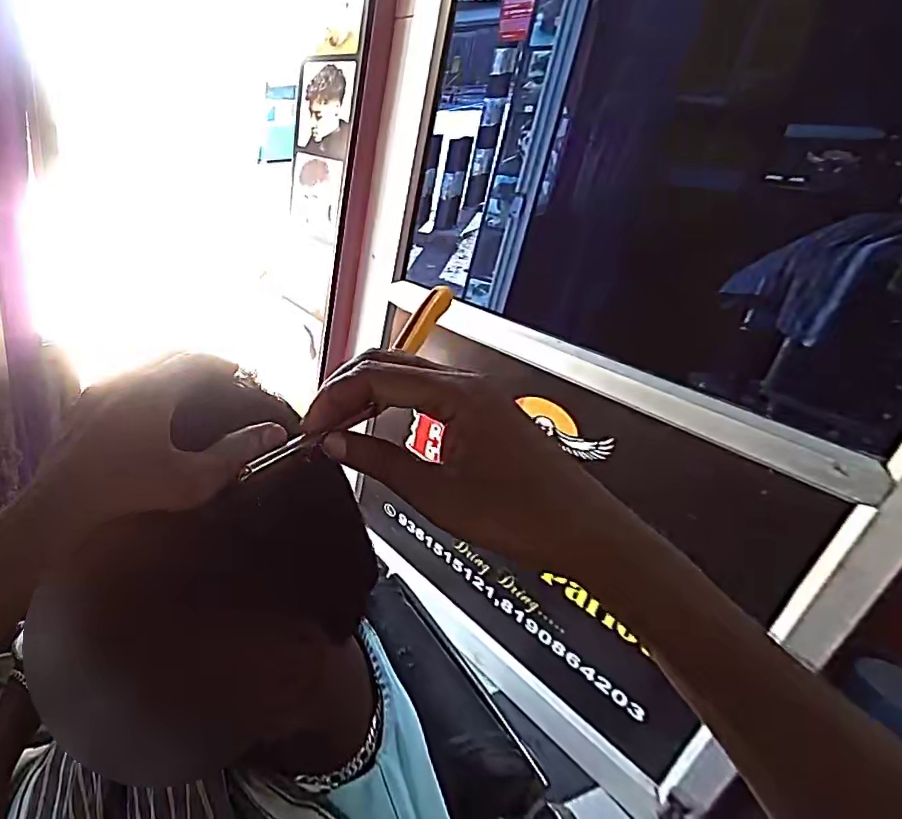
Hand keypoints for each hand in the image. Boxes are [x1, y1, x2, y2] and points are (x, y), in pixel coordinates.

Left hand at [16, 353, 286, 549]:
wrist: (64, 496)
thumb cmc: (131, 488)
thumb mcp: (190, 478)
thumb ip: (234, 454)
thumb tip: (273, 433)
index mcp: (154, 389)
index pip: (194, 361)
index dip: (218, 361)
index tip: (235, 368)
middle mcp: (125, 378)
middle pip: (166, 356)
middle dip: (194, 360)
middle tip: (214, 371)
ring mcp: (99, 388)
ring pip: (139, 365)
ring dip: (165, 368)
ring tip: (182, 384)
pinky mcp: (82, 402)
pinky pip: (119, 379)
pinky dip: (140, 381)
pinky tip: (142, 402)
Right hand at [304, 350, 643, 575]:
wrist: (589, 538)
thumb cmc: (527, 517)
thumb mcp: (435, 493)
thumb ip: (376, 460)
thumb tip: (333, 443)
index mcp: (457, 394)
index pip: (373, 377)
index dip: (333, 399)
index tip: (311, 425)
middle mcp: (464, 383)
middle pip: (382, 363)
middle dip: (341, 388)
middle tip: (316, 420)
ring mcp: (471, 393)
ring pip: (397, 371)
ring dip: (361, 392)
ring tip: (335, 421)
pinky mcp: (475, 409)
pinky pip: (417, 389)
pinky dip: (384, 400)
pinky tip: (370, 423)